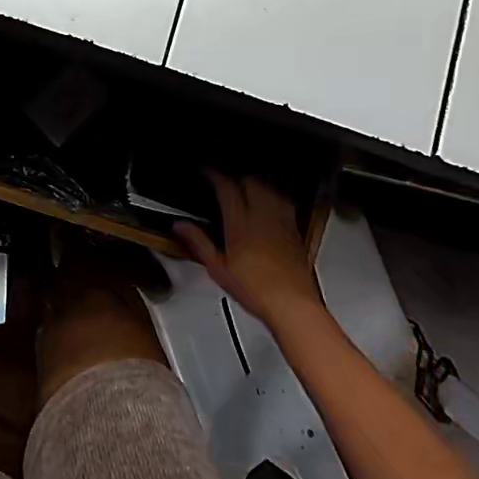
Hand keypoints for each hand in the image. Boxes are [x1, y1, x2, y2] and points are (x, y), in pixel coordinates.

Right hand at [174, 172, 320, 327]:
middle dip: (238, 176)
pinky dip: (276, 199)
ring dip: (259, 184)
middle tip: (227, 178)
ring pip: (272, 192)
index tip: (208, 171)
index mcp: (241, 224)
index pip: (227, 188)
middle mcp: (264, 220)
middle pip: (253, 183)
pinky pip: (287, 207)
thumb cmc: (256, 290)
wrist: (292, 306)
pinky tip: (272, 206)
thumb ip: (198, 242)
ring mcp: (283, 226)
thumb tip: (181, 226)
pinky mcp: (297, 235)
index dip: (216, 175)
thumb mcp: (216, 267)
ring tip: (249, 185)